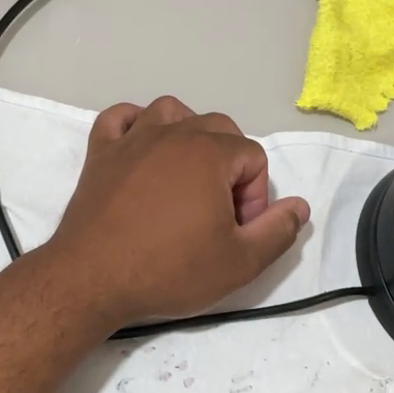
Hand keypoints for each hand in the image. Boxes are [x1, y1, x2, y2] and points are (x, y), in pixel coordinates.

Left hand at [43, 96, 310, 325]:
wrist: (93, 280)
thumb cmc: (169, 271)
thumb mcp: (238, 263)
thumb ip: (277, 232)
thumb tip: (300, 206)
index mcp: (211, 152)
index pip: (254, 157)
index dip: (254, 198)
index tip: (235, 232)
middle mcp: (173, 132)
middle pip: (218, 129)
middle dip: (228, 168)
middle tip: (215, 215)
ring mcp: (132, 139)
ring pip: (172, 112)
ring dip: (188, 139)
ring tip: (186, 182)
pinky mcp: (99, 153)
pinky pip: (120, 118)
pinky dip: (135, 126)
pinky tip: (142, 152)